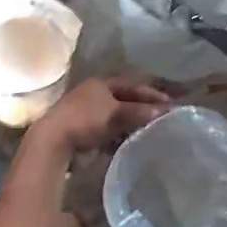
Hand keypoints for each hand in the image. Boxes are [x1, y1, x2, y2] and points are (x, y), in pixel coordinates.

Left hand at [34, 77, 170, 152]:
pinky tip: (137, 143)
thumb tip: (165, 111)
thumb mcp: (116, 112)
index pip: (133, 85)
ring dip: (136, 125)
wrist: (55, 142)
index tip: (170, 104)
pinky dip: (125, 137)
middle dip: (145, 109)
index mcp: (101, 84)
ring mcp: (92, 115)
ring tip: (155, 132)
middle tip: (165, 119)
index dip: (152, 93)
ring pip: (121, 118)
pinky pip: (113, 133)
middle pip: (127, 101)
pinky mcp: (90, 134)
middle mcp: (97, 96)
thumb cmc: (86, 119)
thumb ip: (140, 111)